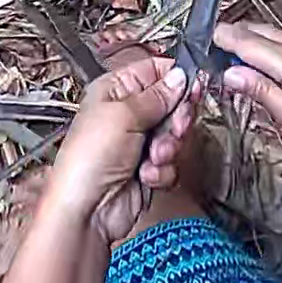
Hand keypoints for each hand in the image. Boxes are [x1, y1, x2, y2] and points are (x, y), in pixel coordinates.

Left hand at [44, 56, 194, 241]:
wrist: (87, 210)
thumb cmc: (90, 156)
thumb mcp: (124, 116)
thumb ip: (157, 96)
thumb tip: (179, 75)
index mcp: (115, 88)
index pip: (153, 71)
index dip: (176, 78)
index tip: (194, 87)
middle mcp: (128, 112)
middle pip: (171, 103)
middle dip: (176, 119)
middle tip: (174, 128)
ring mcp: (139, 140)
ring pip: (175, 134)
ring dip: (168, 148)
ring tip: (153, 156)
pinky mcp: (149, 167)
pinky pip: (172, 162)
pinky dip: (163, 171)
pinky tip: (146, 176)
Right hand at [215, 21, 281, 175]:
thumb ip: (263, 95)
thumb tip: (228, 73)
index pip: (243, 40)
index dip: (219, 41)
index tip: (202, 51)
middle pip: (253, 30)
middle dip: (231, 41)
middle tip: (216, 65)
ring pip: (269, 32)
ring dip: (250, 44)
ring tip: (240, 69)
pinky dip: (270, 46)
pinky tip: (270, 69)